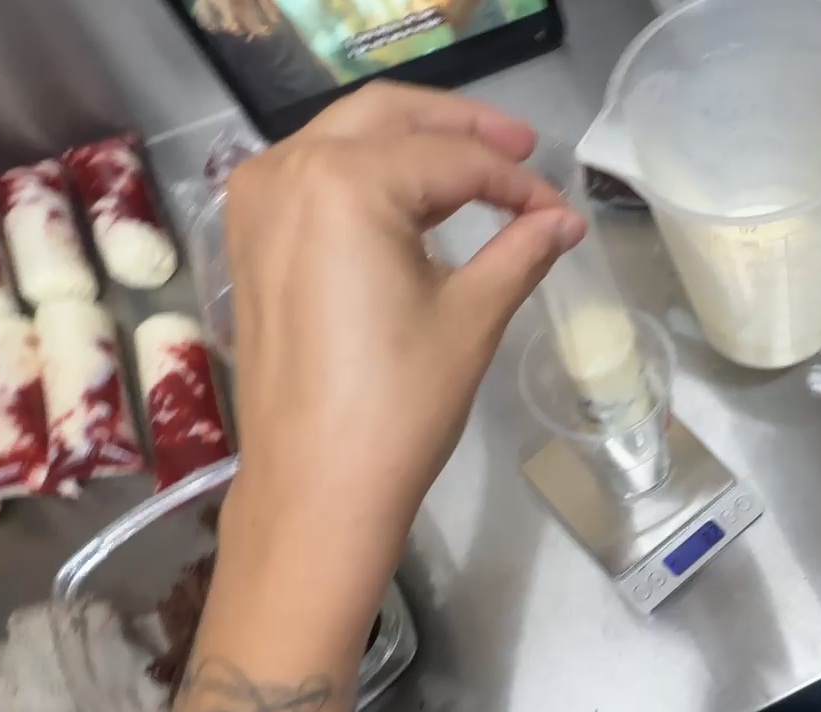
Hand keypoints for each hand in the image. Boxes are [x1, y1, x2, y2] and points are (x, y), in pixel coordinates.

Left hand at [220, 83, 583, 599]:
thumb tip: (567, 222)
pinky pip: (320, 180)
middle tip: (523, 147)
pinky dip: (374, 178)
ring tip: (477, 171)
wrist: (321, 483)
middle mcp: (288, 169)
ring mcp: (258, 203)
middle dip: (462, 128)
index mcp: (345, 182)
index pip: (452, 160)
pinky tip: (416, 205)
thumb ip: (521, 252)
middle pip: (389, 119)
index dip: (518, 183)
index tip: (562, 214)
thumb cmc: (402, 403)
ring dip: (416, 146)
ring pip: (348, 142)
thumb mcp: (472, 318)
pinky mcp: (253, 240)